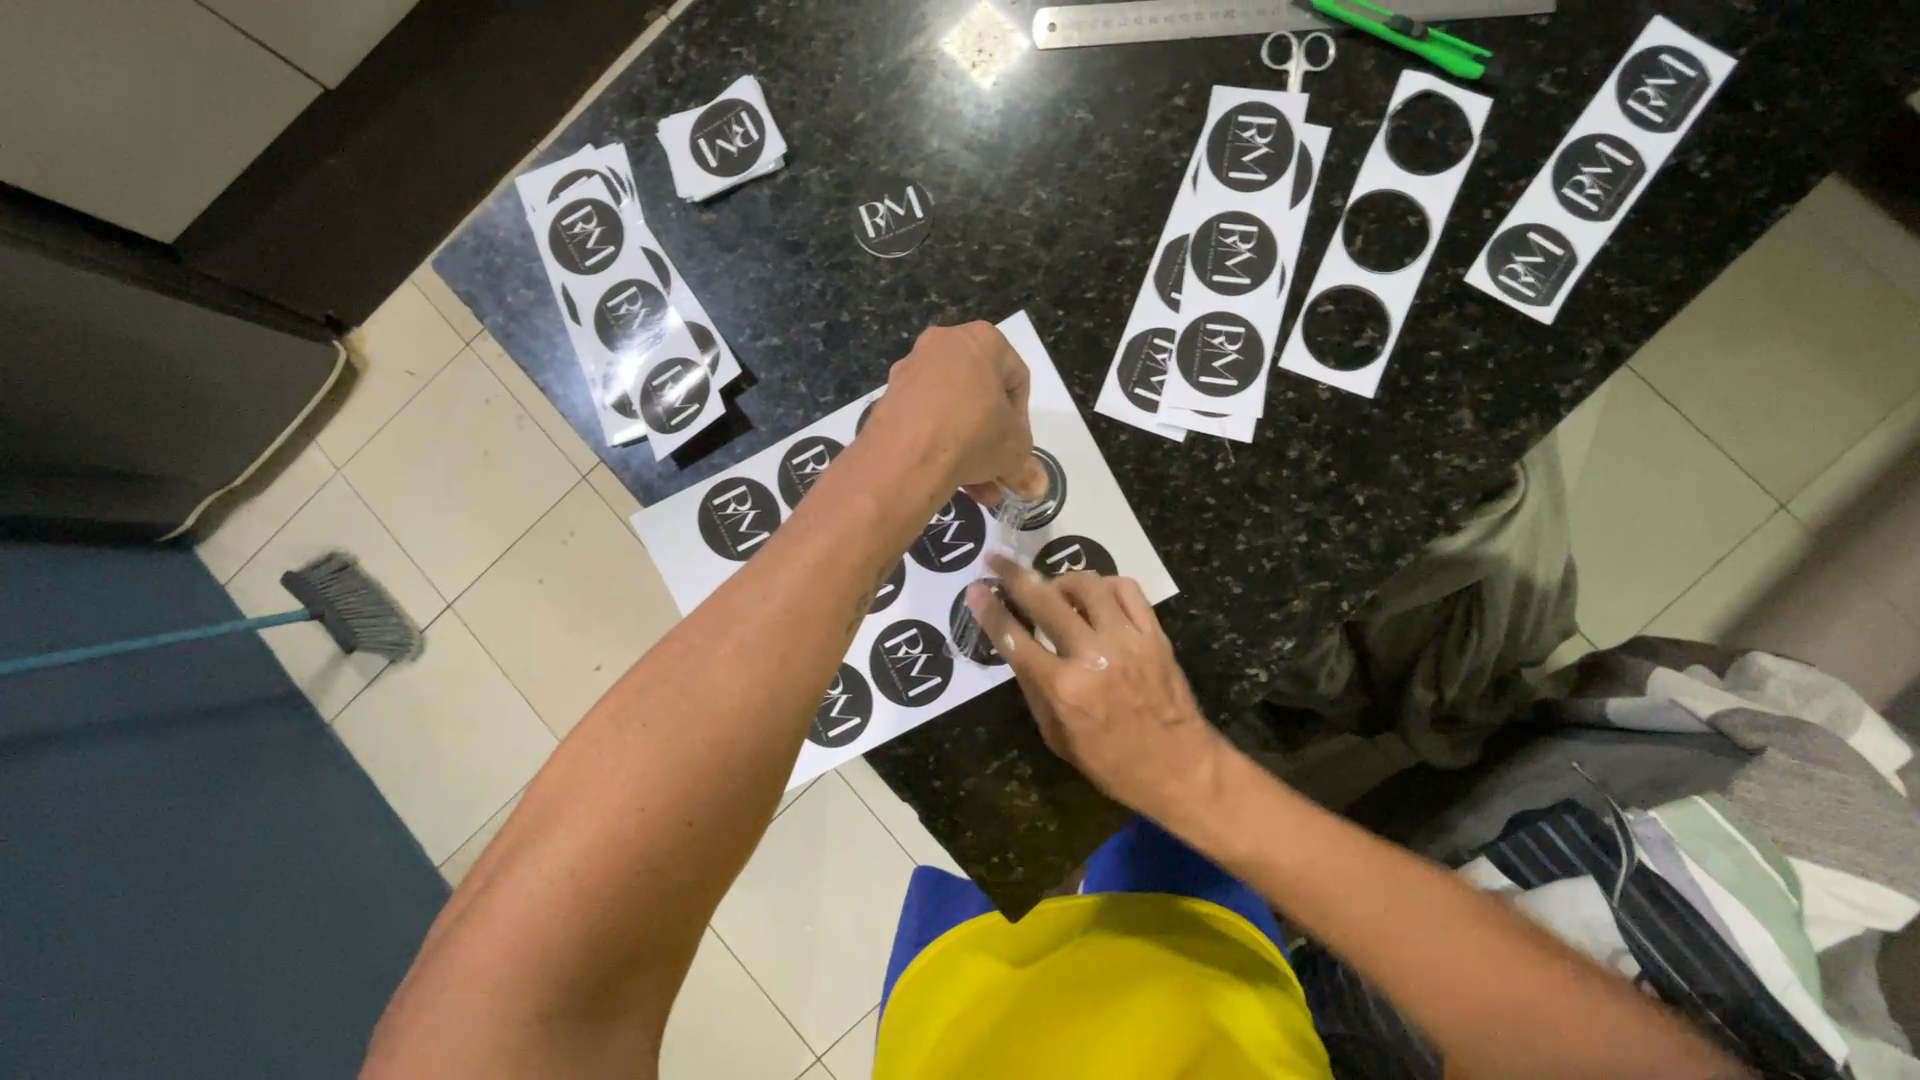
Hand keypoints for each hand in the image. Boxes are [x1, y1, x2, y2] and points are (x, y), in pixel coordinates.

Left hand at [868, 322, 1044, 500]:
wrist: (903, 459)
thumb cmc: (972, 436)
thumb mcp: (1014, 452)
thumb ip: (1026, 463)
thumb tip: (1036, 483)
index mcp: (981, 340)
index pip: (1016, 378)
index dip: (1022, 419)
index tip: (1017, 448)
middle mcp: (943, 344)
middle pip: (980, 395)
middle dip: (992, 439)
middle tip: (999, 470)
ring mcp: (911, 370)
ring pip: (952, 411)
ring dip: (968, 448)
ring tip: (977, 488)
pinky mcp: (889, 397)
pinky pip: (925, 419)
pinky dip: (939, 444)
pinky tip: (948, 479)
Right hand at [967, 556, 1230, 826]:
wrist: (1178, 767)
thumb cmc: (1110, 762)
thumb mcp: (1056, 736)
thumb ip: (1034, 688)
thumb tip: (1017, 650)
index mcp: (1063, 688)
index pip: (1014, 638)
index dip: (990, 611)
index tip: (975, 589)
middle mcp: (1092, 656)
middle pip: (1046, 600)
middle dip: (1015, 575)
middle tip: (999, 560)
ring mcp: (1127, 640)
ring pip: (1089, 585)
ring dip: (1064, 580)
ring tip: (1056, 589)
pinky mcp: (1155, 635)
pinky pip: (1128, 590)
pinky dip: (1106, 585)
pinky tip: (1097, 596)